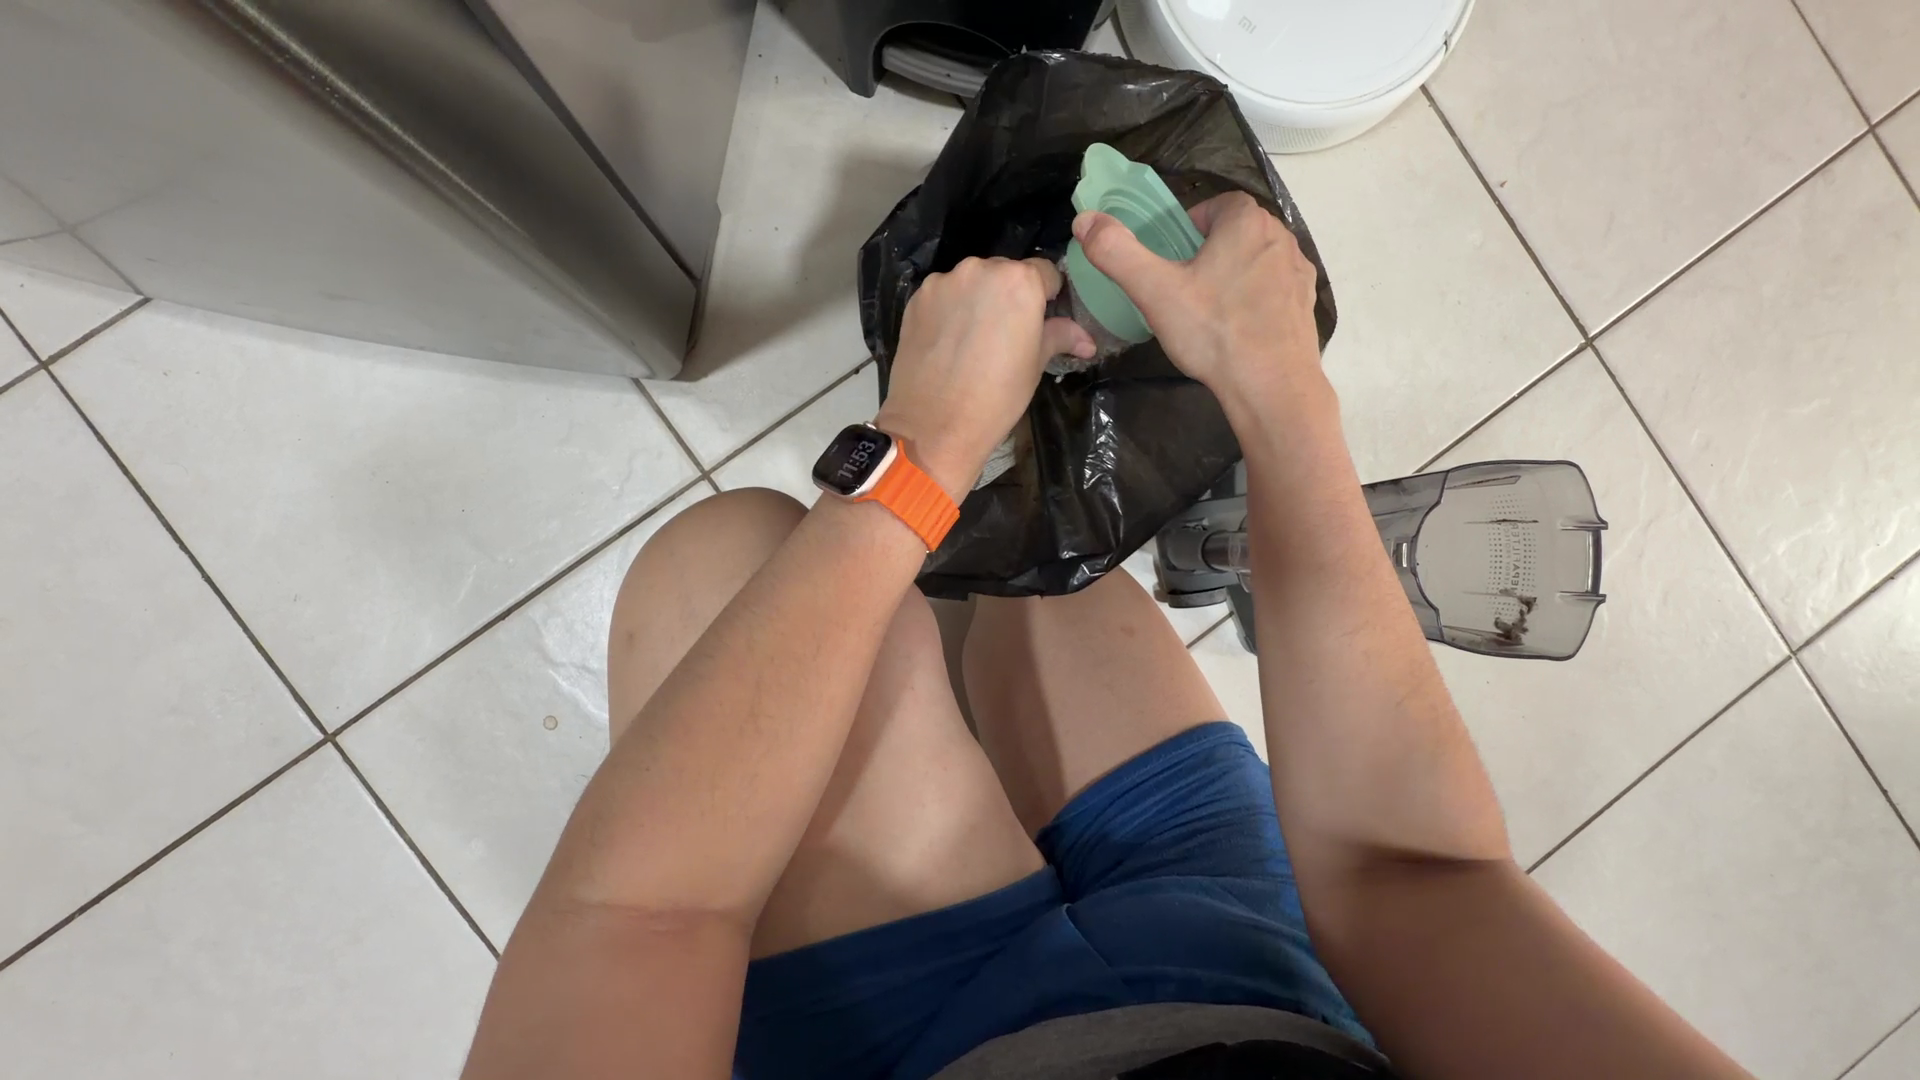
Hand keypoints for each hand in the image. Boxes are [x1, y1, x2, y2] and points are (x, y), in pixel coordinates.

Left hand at [875, 257, 1093, 498]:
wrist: (933, 426)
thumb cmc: (996, 398)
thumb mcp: (1035, 365)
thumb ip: (1059, 337)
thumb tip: (1087, 340)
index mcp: (1019, 281)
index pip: (1045, 273)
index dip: (1047, 296)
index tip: (1041, 320)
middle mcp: (980, 269)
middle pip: (1005, 273)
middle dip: (1009, 297)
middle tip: (1007, 335)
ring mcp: (943, 282)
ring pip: (971, 283)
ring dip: (978, 301)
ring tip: (974, 341)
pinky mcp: (916, 299)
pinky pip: (943, 296)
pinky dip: (950, 311)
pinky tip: (948, 343)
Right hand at [1072, 192, 1322, 400]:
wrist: (1270, 385)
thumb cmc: (1212, 331)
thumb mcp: (1154, 291)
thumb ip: (1117, 253)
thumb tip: (1084, 220)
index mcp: (1245, 222)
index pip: (1216, 205)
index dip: (1190, 226)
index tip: (1171, 259)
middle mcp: (1280, 237)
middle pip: (1237, 232)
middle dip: (1210, 251)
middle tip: (1183, 289)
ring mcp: (1298, 272)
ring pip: (1257, 261)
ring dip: (1234, 275)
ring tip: (1209, 312)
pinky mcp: (1306, 304)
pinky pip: (1274, 291)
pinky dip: (1256, 302)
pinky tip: (1238, 331)